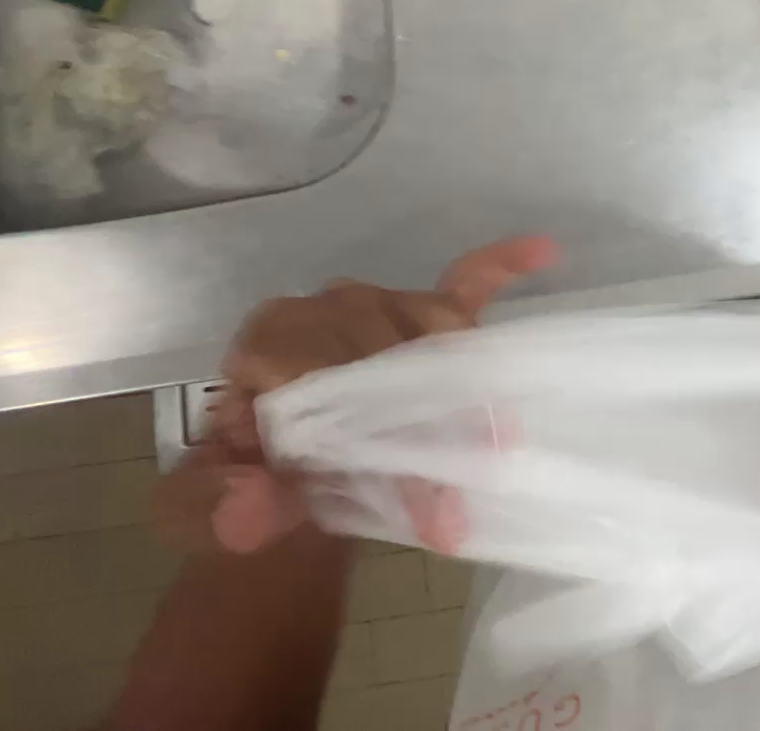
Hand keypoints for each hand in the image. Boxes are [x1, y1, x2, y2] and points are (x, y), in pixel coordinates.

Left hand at [154, 236, 560, 553]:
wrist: (295, 474)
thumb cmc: (255, 482)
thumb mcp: (215, 508)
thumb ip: (221, 508)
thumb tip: (250, 509)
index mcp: (268, 340)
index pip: (321, 369)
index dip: (363, 432)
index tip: (407, 498)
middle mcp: (327, 307)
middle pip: (385, 349)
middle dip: (421, 430)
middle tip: (448, 505)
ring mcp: (383, 304)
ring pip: (435, 327)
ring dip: (464, 391)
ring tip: (485, 451)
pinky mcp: (426, 311)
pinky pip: (468, 279)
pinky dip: (503, 265)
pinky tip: (544, 251)